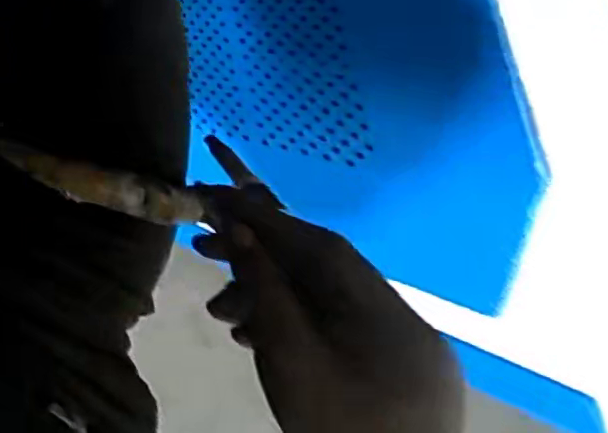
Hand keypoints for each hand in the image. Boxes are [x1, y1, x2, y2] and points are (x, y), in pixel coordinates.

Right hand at [193, 139, 463, 432]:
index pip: (319, 244)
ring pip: (323, 299)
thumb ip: (263, 282)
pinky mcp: (393, 376)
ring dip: (267, 293)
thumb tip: (237, 226)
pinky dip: (290, 319)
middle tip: (202, 247)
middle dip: (258, 256)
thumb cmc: (336, 426)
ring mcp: (403, 354)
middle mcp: (406, 326)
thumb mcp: (288, 351)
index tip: (215, 197)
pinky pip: (334, 327)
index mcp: (390, 317)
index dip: (264, 216)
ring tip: (219, 310)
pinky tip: (250, 334)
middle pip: (320, 269)